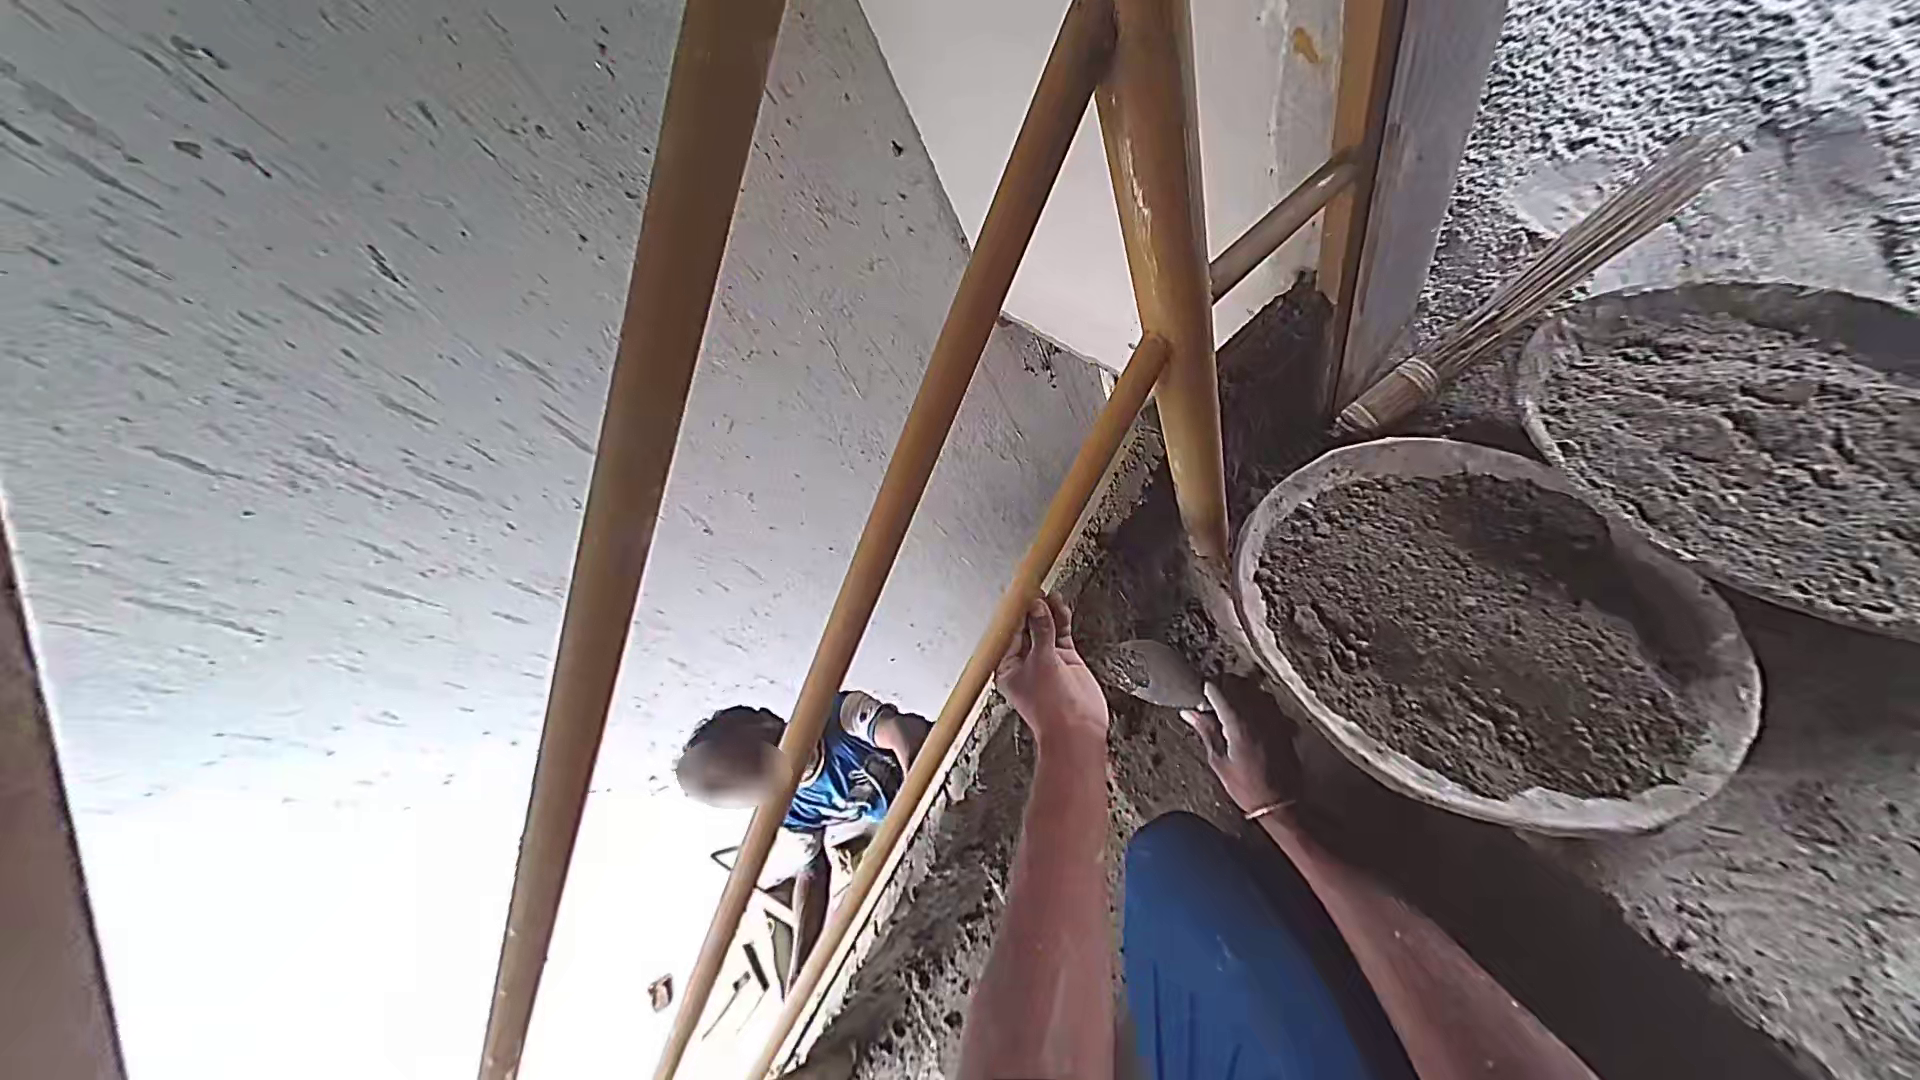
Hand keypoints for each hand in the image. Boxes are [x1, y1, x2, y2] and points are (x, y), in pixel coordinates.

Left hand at [995, 592, 1107, 751]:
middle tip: (1032, 587)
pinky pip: (1060, 634)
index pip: (1008, 632)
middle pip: (1025, 628)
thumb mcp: (1042, 661)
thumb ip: (1041, 631)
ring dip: (1046, 611)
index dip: (1013, 613)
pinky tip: (1059, 605)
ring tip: (1047, 592)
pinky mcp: (1064, 660)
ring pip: (1044, 628)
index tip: (1017, 593)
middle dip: (1030, 609)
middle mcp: (1024, 662)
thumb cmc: (1051, 710)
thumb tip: (1036, 607)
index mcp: (1006, 667)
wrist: (1078, 730)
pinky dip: (1061, 620)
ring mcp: (1045, 660)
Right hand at [1180, 677, 1297, 812]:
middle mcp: (1258, 717)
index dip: (1205, 688)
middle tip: (1209, 697)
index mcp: (1238, 724)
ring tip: (1228, 703)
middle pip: (1237, 684)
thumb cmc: (1247, 787)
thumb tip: (1189, 712)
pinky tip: (1249, 713)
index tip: (1197, 693)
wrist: (1280, 804)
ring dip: (1239, 690)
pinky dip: (1256, 700)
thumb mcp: (1218, 760)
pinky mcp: (1284, 725)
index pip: (1218, 690)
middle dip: (1221, 685)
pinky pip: (1268, 701)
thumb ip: (1205, 730)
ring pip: (1254, 689)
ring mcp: (1274, 719)